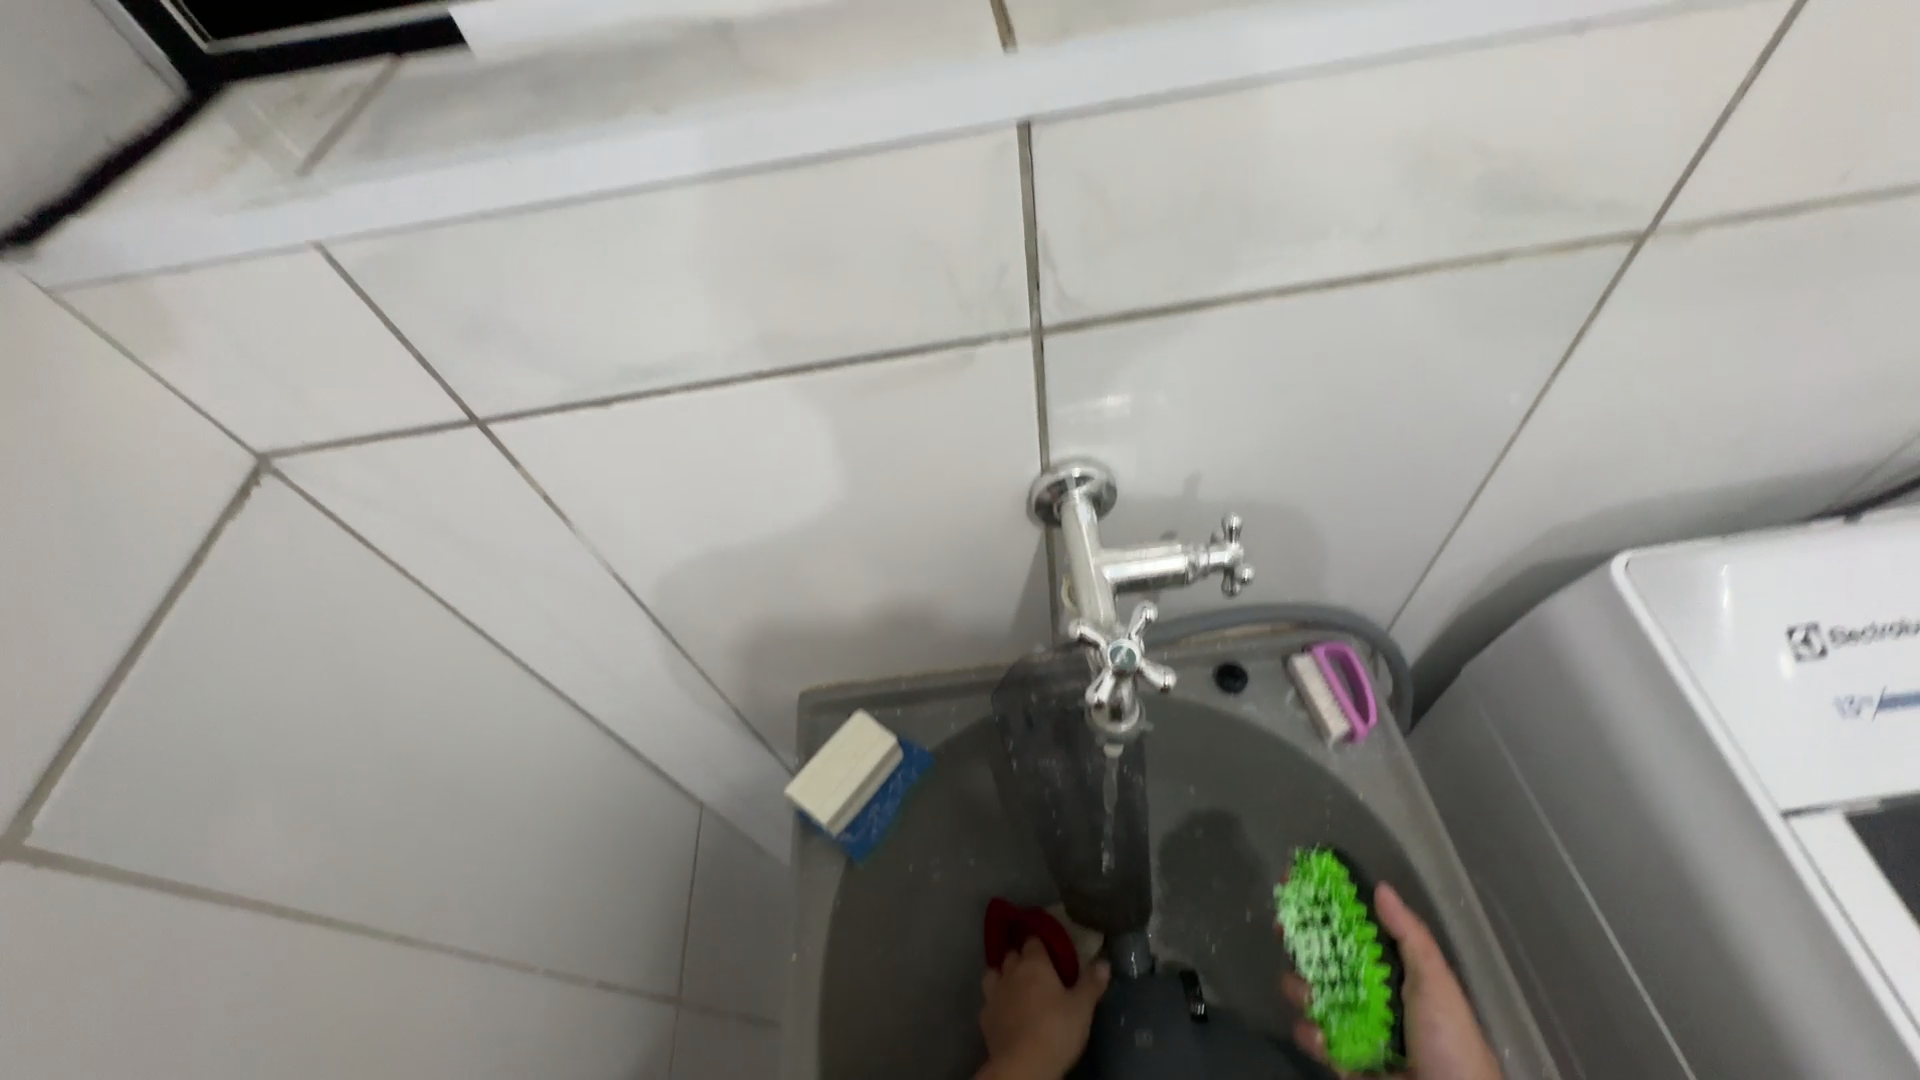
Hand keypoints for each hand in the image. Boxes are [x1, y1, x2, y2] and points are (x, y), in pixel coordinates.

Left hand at [976, 939, 1110, 1079]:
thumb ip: (1092, 983)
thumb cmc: (1056, 1030)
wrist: (1023, 1065)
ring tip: (1016, 989)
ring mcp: (994, 993)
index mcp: (1034, 964)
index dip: (1041, 945)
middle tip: (1037, 973)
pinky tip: (1005, 1014)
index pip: (1034, 941)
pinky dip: (996, 1003)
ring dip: (1003, 977)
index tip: (1050, 953)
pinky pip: (988, 1001)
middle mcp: (1011, 972)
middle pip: (1012, 955)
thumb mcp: (1082, 1008)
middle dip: (1022, 960)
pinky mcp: (984, 1017)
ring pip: (993, 973)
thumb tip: (1104, 961)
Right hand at [1282, 883, 1501, 1079]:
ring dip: (1298, 988)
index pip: (1352, 929)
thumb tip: (1379, 887)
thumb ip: (1409, 936)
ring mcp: (1353, 1027)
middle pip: (1323, 957)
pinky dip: (1309, 1034)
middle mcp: (1369, 994)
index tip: (1296, 882)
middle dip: (1298, 940)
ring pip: (1310, 994)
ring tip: (1305, 993)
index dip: (1325, 907)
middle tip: (1281, 929)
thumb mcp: (1436, 983)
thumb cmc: (1448, 1040)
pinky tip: (1320, 1035)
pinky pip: (1312, 1038)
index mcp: (1392, 972)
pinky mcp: (1342, 1060)